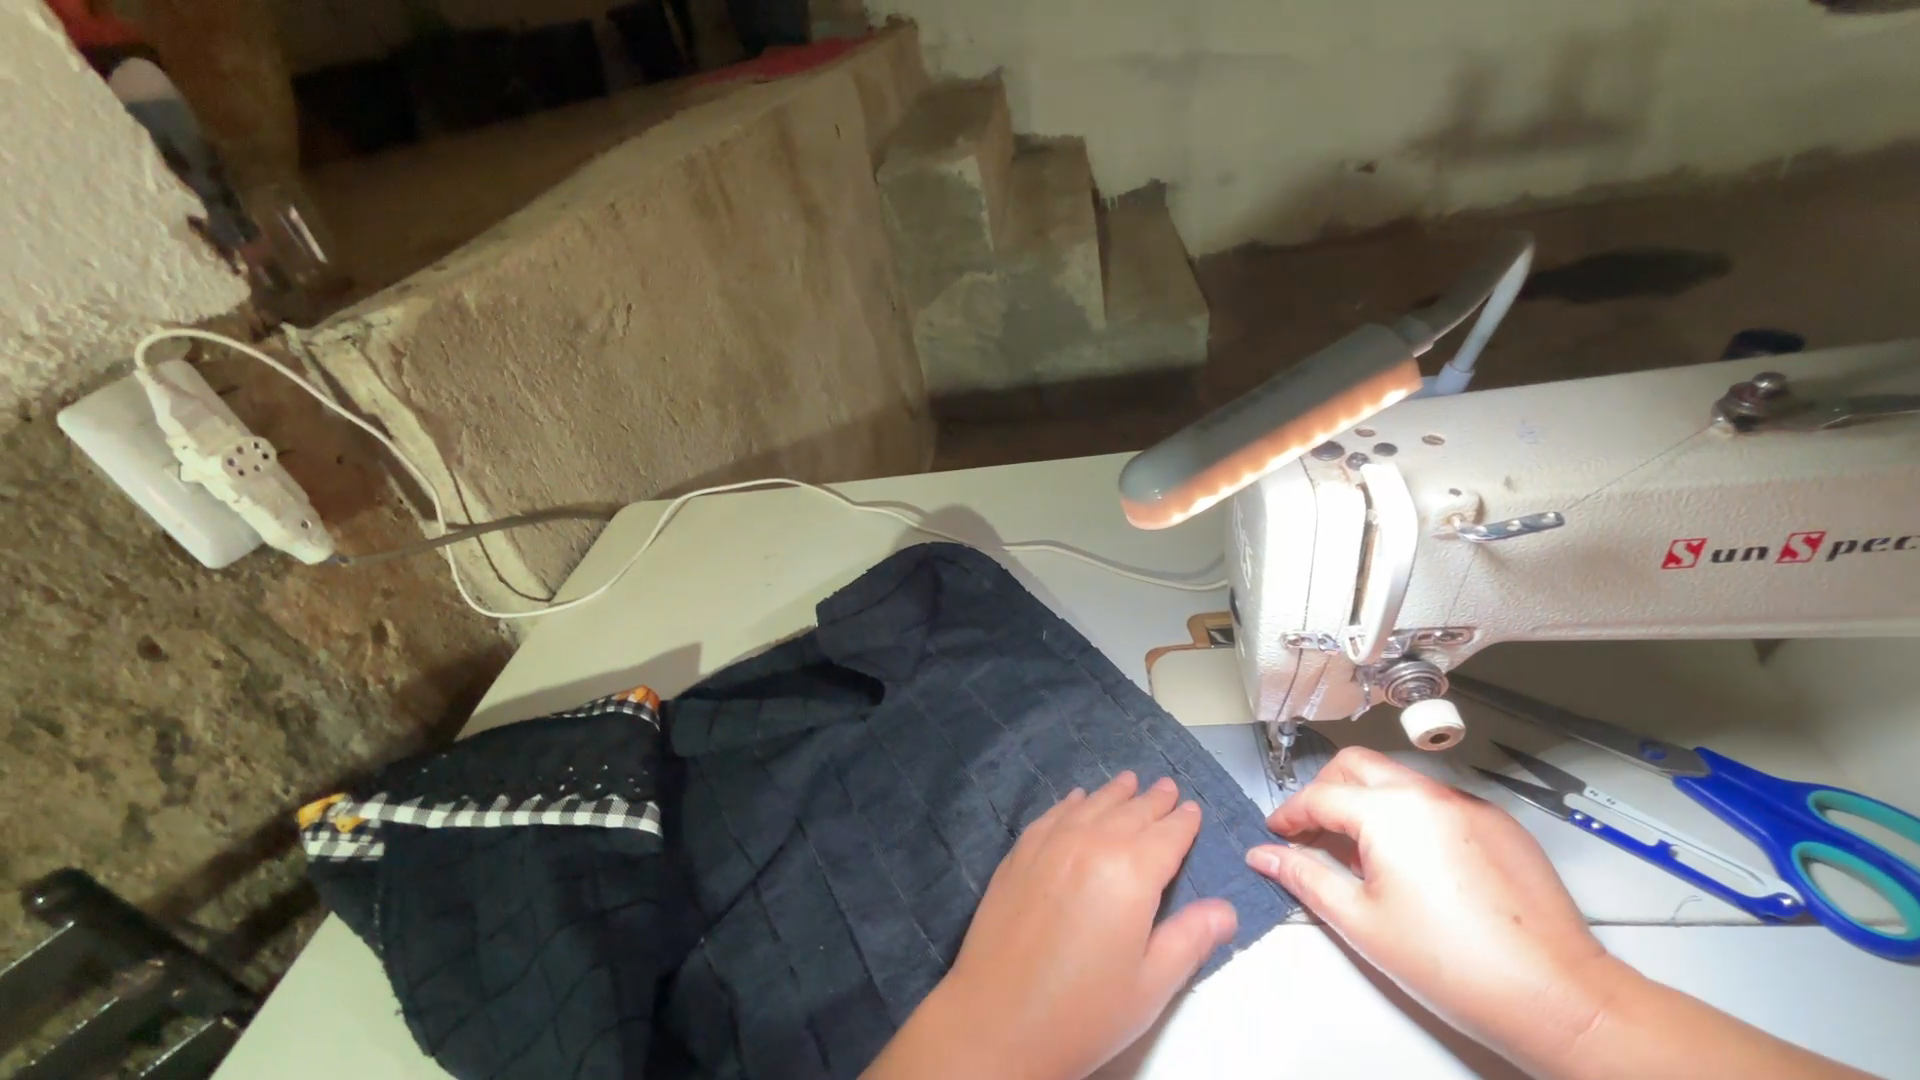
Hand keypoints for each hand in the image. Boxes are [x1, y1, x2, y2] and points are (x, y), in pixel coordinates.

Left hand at [865, 772, 1237, 1079]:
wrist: (997, 1020)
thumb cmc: (1084, 1011)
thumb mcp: (1151, 984)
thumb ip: (1191, 939)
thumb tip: (1226, 910)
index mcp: (1132, 872)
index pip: (1168, 835)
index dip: (1184, 822)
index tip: (1193, 809)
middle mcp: (1091, 844)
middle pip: (1130, 813)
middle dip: (1153, 800)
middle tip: (1167, 786)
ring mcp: (1050, 844)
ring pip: (1091, 806)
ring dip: (1115, 793)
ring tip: (1129, 781)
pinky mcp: (1019, 854)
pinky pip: (1053, 815)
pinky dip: (1072, 804)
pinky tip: (1077, 799)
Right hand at [1244, 747, 1627, 1073]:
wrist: (1559, 998)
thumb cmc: (1452, 965)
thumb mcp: (1361, 922)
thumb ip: (1304, 877)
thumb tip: (1263, 856)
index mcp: (1390, 812)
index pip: (1320, 796)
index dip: (1290, 815)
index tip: (1277, 835)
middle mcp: (1429, 794)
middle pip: (1357, 765)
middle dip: (1326, 790)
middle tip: (1313, 831)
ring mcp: (1470, 805)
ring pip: (1400, 780)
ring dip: (1369, 801)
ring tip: (1364, 854)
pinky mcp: (1501, 824)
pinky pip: (1439, 803)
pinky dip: (1411, 817)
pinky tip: (1416, 866)